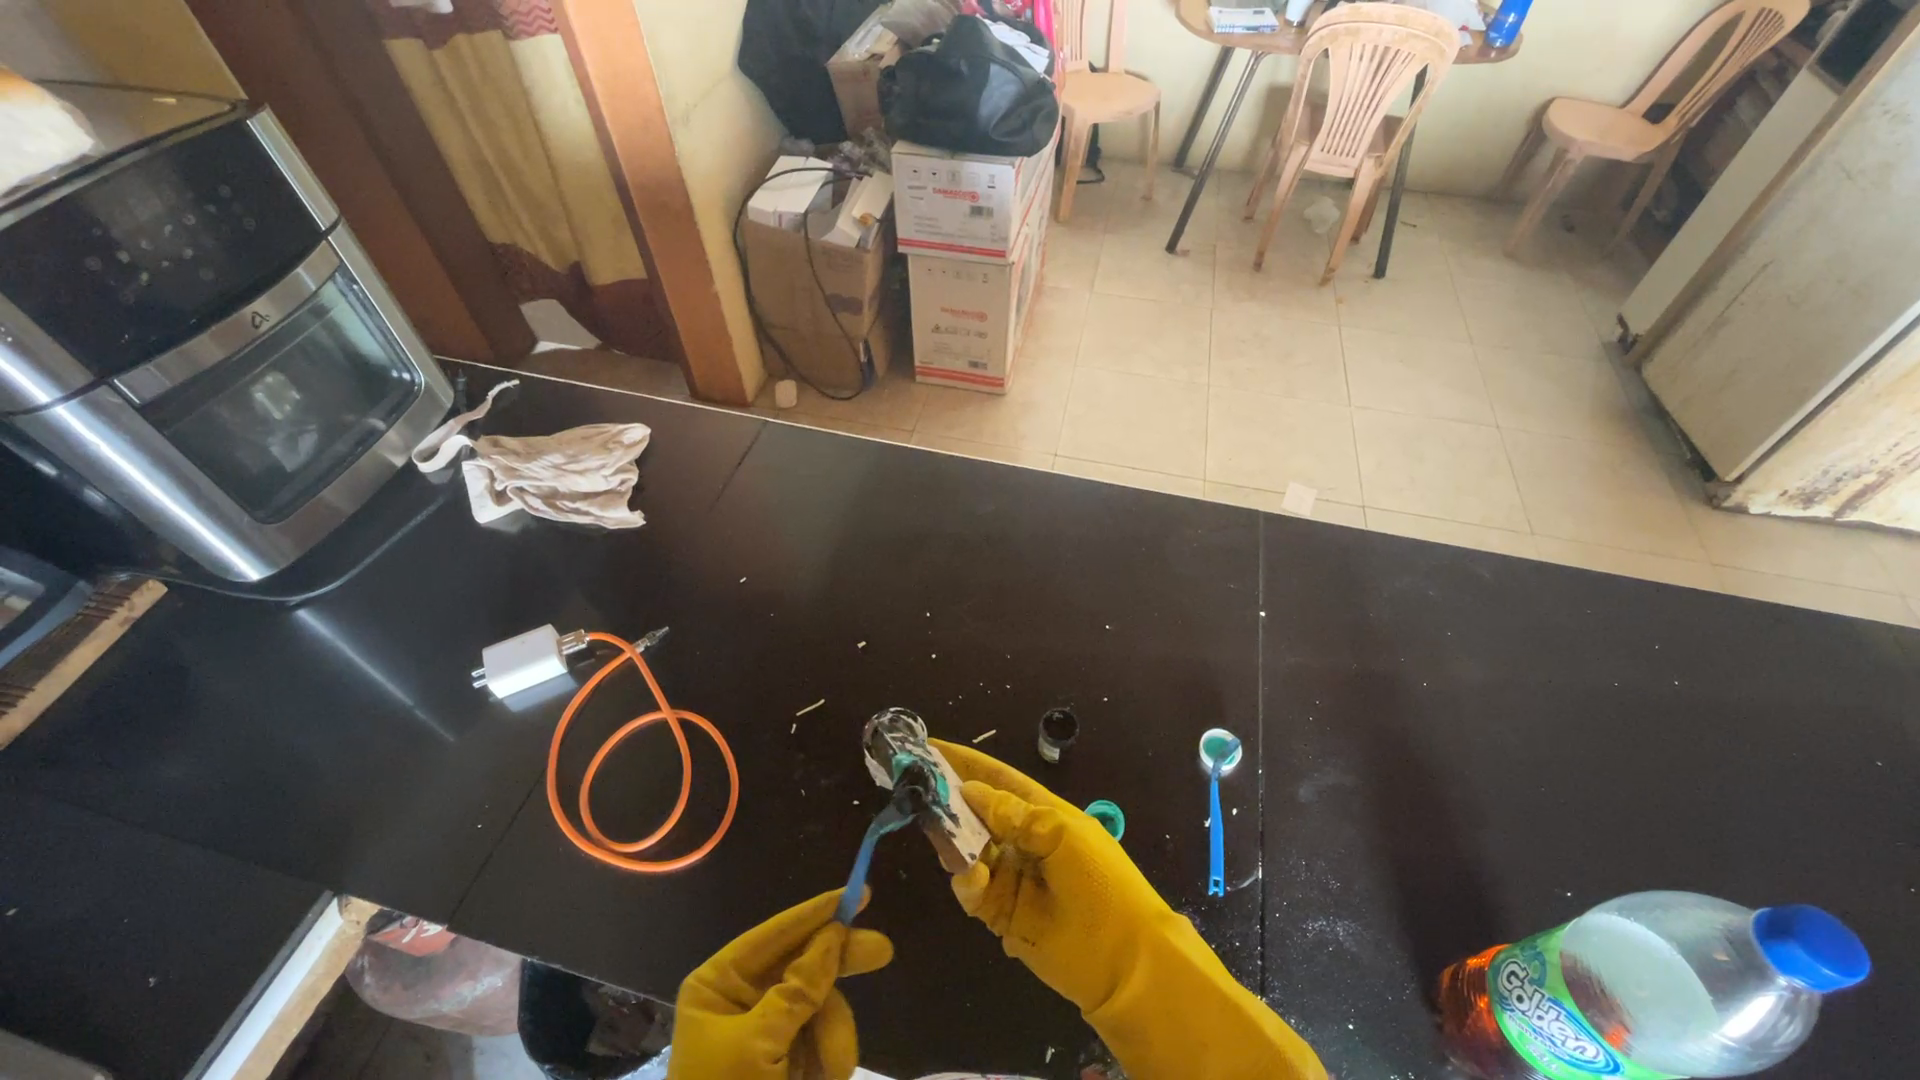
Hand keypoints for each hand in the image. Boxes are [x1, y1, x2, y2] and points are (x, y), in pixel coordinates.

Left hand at [668, 889, 892, 1079]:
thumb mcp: (759, 1045)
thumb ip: (799, 989)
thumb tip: (832, 936)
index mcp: (718, 986)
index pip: (773, 935)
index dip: (815, 913)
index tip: (856, 894)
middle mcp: (742, 1001)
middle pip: (802, 964)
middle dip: (838, 968)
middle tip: (882, 953)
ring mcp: (768, 1032)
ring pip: (822, 1007)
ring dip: (835, 1038)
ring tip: (833, 1072)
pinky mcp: (789, 1062)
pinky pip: (825, 1040)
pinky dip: (832, 1058)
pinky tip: (828, 1077)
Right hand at [932, 738, 1172, 1013]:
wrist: (1125, 958)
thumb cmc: (1102, 882)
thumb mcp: (1061, 834)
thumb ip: (1012, 812)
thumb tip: (969, 789)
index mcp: (1043, 813)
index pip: (997, 779)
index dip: (966, 763)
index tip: (929, 747)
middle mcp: (1022, 841)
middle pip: (975, 814)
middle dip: (949, 803)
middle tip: (917, 794)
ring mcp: (1009, 877)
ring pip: (966, 850)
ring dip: (954, 843)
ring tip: (945, 839)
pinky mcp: (999, 913)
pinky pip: (970, 889)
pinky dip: (967, 882)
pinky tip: (975, 880)